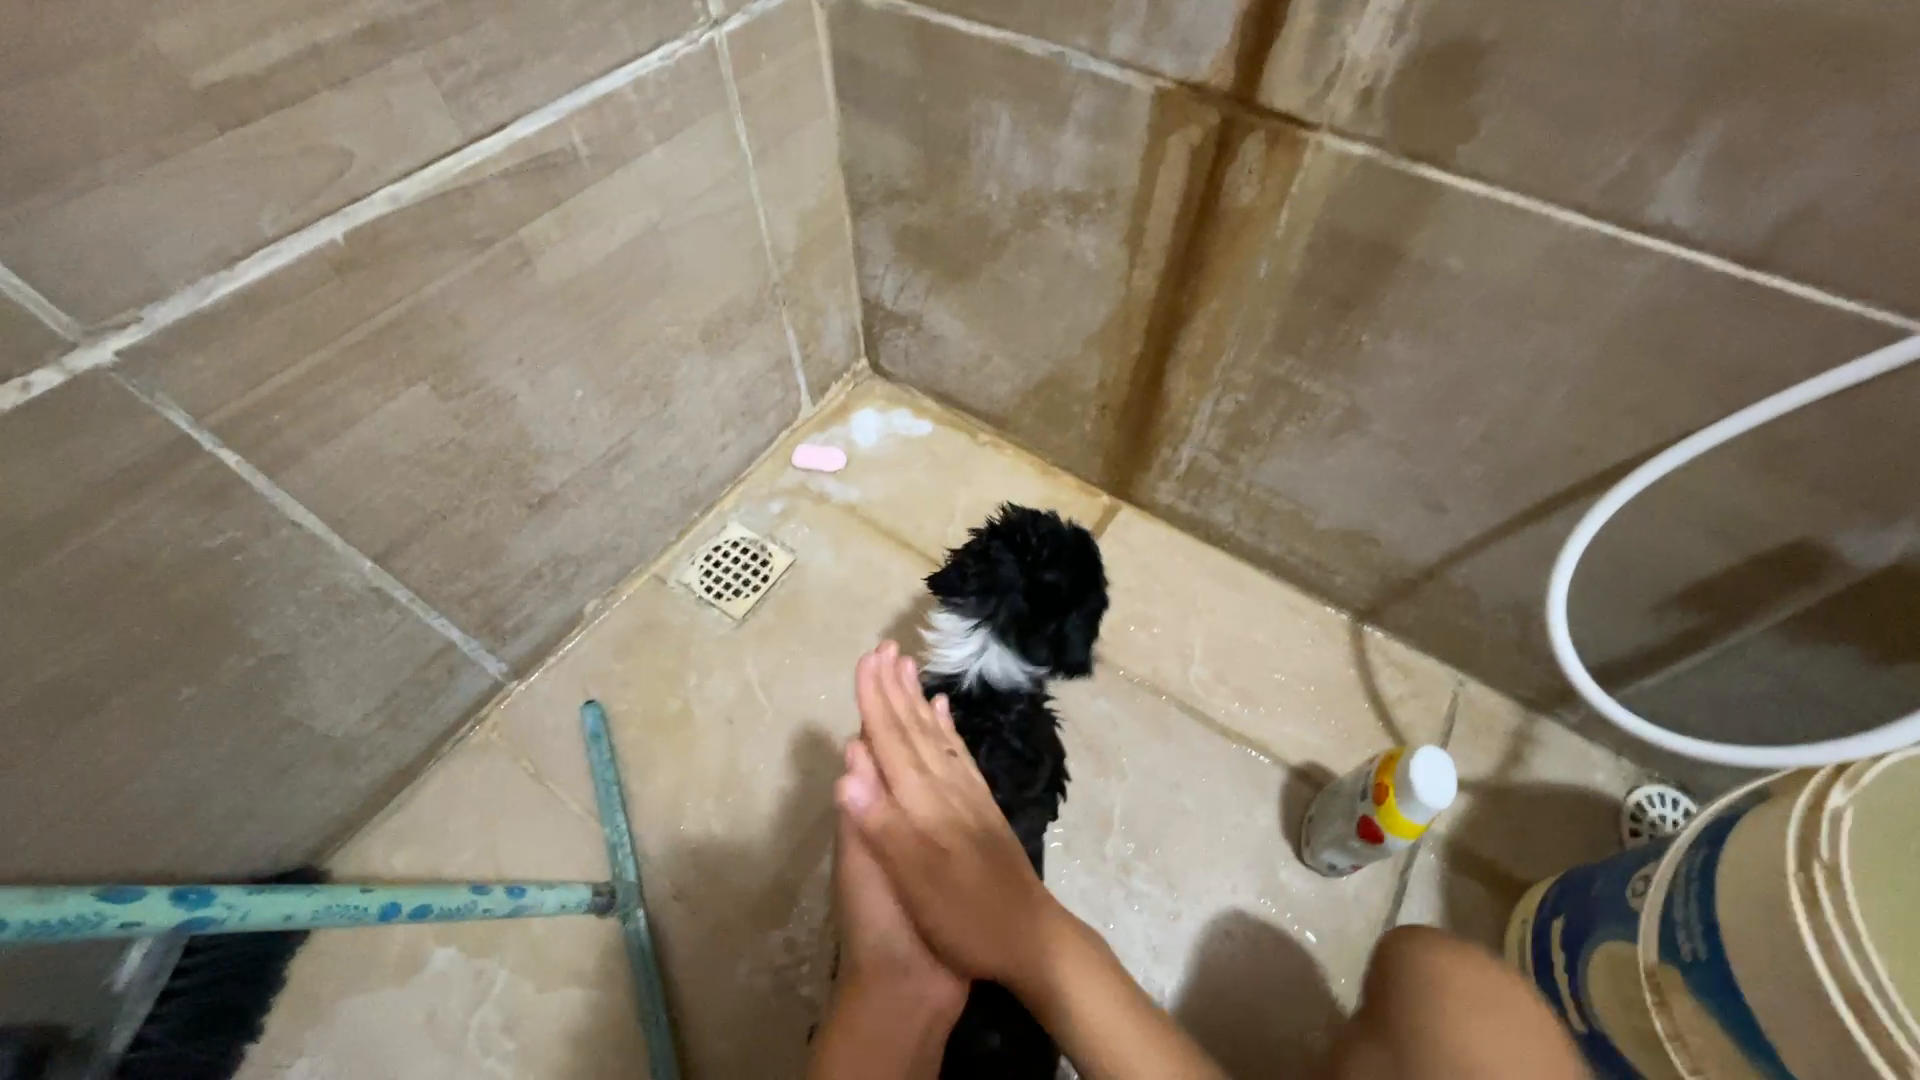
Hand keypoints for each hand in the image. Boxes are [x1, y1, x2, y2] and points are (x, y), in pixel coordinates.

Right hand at [837, 642, 1062, 985]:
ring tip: (907, 666)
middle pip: (914, 727)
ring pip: (936, 733)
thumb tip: (846, 770)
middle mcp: (946, 786)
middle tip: (882, 648)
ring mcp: (968, 793)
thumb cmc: (966, 917)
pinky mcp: (981, 804)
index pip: (892, 740)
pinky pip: (958, 752)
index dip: (874, 700)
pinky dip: (947, 726)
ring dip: (917, 698)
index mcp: (924, 802)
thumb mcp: (917, 883)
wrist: (1031, 937)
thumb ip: (882, 825)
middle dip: (893, 688)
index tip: (864, 660)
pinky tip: (944, 710)